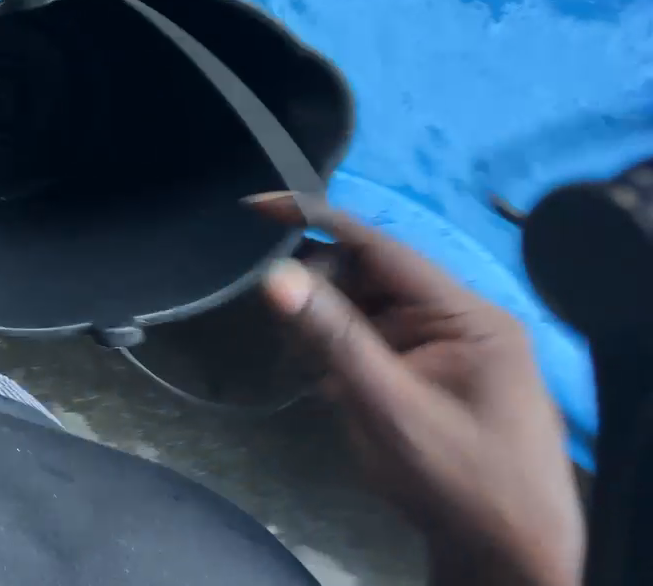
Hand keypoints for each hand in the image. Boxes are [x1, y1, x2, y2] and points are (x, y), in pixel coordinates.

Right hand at [254, 197, 583, 585]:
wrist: (504, 557)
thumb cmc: (461, 480)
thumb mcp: (389, 406)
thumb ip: (331, 336)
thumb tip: (273, 275)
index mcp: (467, 316)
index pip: (380, 245)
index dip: (315, 219)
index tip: (254, 207)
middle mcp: (452, 317)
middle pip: (360, 270)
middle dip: (314, 288)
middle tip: (284, 326)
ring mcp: (434, 340)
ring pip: (352, 299)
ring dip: (317, 320)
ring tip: (306, 361)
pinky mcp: (413, 362)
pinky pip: (355, 329)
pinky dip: (326, 342)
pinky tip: (320, 373)